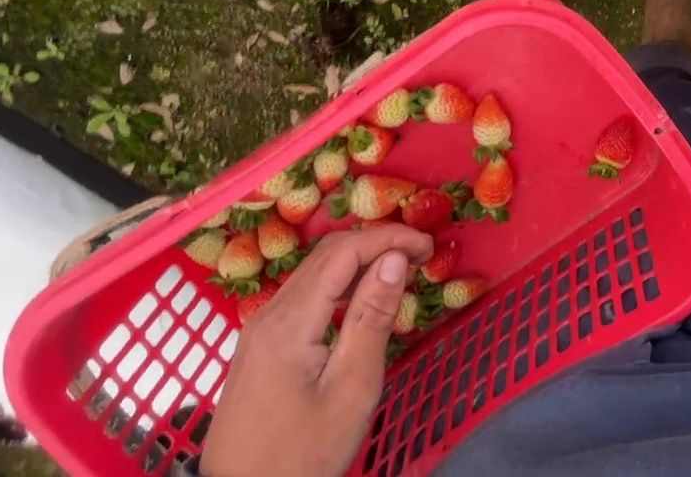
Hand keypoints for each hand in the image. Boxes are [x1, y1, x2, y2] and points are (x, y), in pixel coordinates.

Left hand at [200, 226, 434, 476]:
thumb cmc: (303, 452)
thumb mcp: (351, 388)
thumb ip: (372, 317)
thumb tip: (394, 258)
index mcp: (289, 322)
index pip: (344, 252)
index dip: (390, 238)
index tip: (430, 248)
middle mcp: (269, 314)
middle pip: (327, 253)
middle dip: (378, 242)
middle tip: (421, 256)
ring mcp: (260, 329)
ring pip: (315, 270)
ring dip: (361, 259)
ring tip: (401, 272)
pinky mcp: (261, 345)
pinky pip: (305, 293)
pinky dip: (342, 281)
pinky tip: (364, 299)